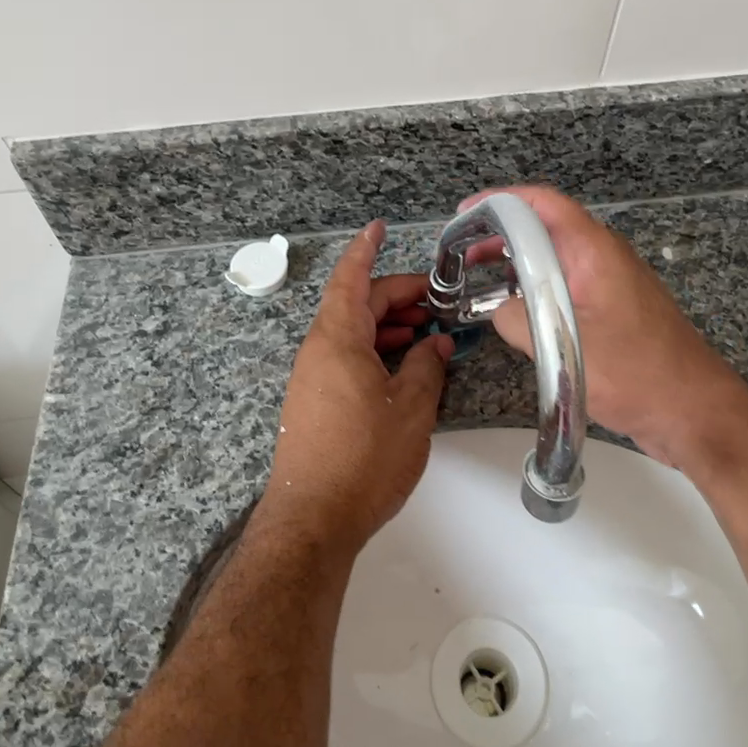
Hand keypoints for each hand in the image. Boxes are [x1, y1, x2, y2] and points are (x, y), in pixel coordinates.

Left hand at [260, 220, 453, 551]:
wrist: (313, 519)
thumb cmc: (362, 459)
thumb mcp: (411, 408)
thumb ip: (426, 368)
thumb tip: (435, 346)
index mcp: (337, 339)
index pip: (351, 278)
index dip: (366, 249)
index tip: (378, 227)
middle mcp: (318, 352)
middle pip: (355, 306)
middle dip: (395, 297)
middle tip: (434, 300)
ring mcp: (312, 378)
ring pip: (351, 334)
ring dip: (387, 327)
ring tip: (424, 334)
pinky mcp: (314, 404)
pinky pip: (345, 360)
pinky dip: (374, 353)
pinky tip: (401, 369)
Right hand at [460, 186, 747, 466]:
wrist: (694, 412)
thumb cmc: (636, 375)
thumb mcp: (562, 348)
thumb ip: (517, 322)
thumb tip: (500, 312)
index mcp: (595, 252)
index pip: (543, 203)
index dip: (500, 200)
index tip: (466, 214)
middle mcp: (605, 258)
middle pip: (546, 227)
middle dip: (501, 234)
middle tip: (464, 253)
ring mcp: (612, 284)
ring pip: (556, 259)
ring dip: (517, 264)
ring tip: (481, 280)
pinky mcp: (614, 310)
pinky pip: (567, 286)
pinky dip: (537, 289)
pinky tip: (518, 313)